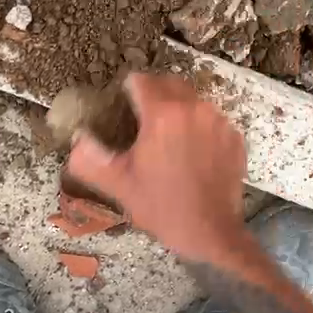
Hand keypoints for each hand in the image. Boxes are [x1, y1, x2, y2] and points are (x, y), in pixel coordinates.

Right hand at [66, 73, 251, 265]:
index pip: (141, 80)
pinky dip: (199, 127)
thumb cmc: (163, 209)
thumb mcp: (119, 185)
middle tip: (141, 119)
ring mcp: (219, 122)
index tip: (121, 106)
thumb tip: (78, 139)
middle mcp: (194, 109)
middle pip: (169, 83)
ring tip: (167, 138)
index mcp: (163, 115)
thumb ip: (89, 159)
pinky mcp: (235, 138)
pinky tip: (191, 152)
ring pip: (193, 100)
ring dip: (177, 110)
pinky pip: (211, 120)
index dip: (127, 90)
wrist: (211, 232)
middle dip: (154, 95)